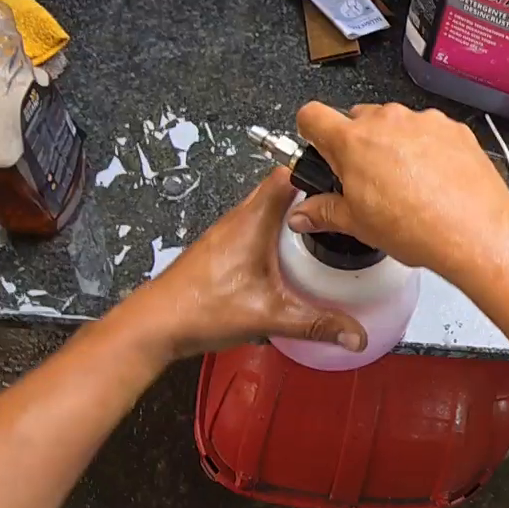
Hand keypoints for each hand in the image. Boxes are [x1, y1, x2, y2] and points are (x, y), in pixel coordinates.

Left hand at [119, 167, 367, 359]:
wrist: (152, 327)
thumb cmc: (200, 310)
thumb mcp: (271, 316)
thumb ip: (317, 324)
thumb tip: (355, 335)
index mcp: (253, 221)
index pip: (287, 174)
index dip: (316, 172)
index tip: (342, 182)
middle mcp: (239, 219)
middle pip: (279, 188)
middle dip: (310, 194)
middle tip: (339, 209)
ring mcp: (227, 232)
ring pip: (266, 206)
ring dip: (292, 212)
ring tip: (322, 228)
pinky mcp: (221, 248)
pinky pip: (255, 225)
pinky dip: (275, 230)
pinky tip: (287, 255)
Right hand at [286, 102, 508, 278]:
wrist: (475, 229)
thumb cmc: (419, 226)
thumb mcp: (359, 226)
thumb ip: (324, 213)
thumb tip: (304, 214)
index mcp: (354, 141)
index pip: (312, 115)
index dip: (310, 131)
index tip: (318, 146)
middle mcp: (388, 122)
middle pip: (358, 119)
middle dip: (358, 144)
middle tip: (368, 178)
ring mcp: (424, 122)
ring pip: (397, 124)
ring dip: (395, 145)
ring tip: (407, 184)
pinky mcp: (453, 128)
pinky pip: (430, 130)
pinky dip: (428, 148)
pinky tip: (434, 179)